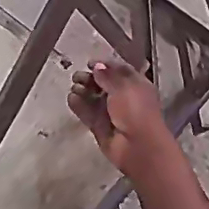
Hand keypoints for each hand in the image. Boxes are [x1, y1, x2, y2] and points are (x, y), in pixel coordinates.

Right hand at [68, 61, 179, 179]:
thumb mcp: (123, 87)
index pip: (120, 71)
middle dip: (91, 78)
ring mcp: (112, 113)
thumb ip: (108, 75)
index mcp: (136, 85)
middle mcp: (125, 98)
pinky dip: (79, 105)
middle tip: (77, 76)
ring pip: (95, 99)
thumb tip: (97, 66)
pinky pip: (88, 113)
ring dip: (84, 91)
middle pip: (105, 84)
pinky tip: (71, 98)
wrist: (138, 145)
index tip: (90, 63)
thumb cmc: (135, 110)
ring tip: (73, 85)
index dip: (106, 65)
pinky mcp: (101, 127)